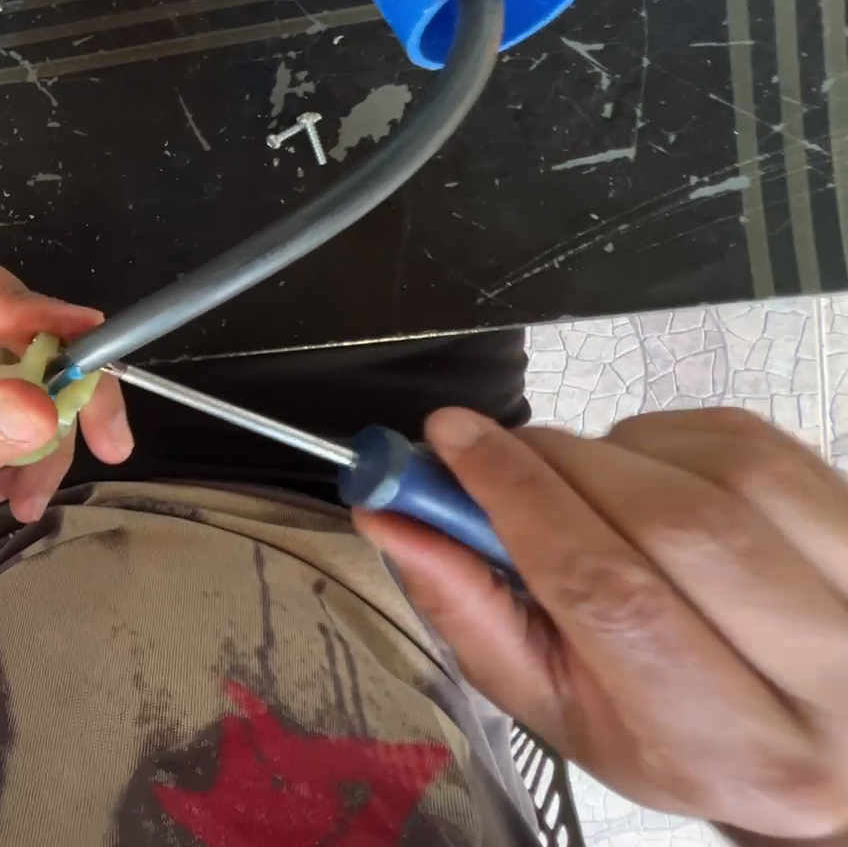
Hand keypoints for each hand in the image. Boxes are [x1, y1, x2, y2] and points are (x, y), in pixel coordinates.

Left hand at [0, 241, 132, 551]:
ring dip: (55, 429)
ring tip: (25, 496)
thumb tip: (41, 405)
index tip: (72, 344)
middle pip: (15, 314)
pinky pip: (41, 387)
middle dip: (64, 382)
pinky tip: (18, 489)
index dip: (12, 300)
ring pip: (41, 354)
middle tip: (106, 442)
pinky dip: (46, 440)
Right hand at [358, 407, 847, 839]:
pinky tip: (647, 473)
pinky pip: (759, 445)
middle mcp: (840, 685)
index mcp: (722, 742)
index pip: (610, 593)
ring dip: (612, 449)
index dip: (517, 495)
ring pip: (726, 472)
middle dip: (556, 461)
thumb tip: (383, 514)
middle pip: (677, 523)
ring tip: (579, 478)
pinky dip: (667, 438)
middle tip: (493, 450)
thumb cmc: (647, 724)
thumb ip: (458, 603)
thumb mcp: (536, 691)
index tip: (448, 435)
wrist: (816, 750)